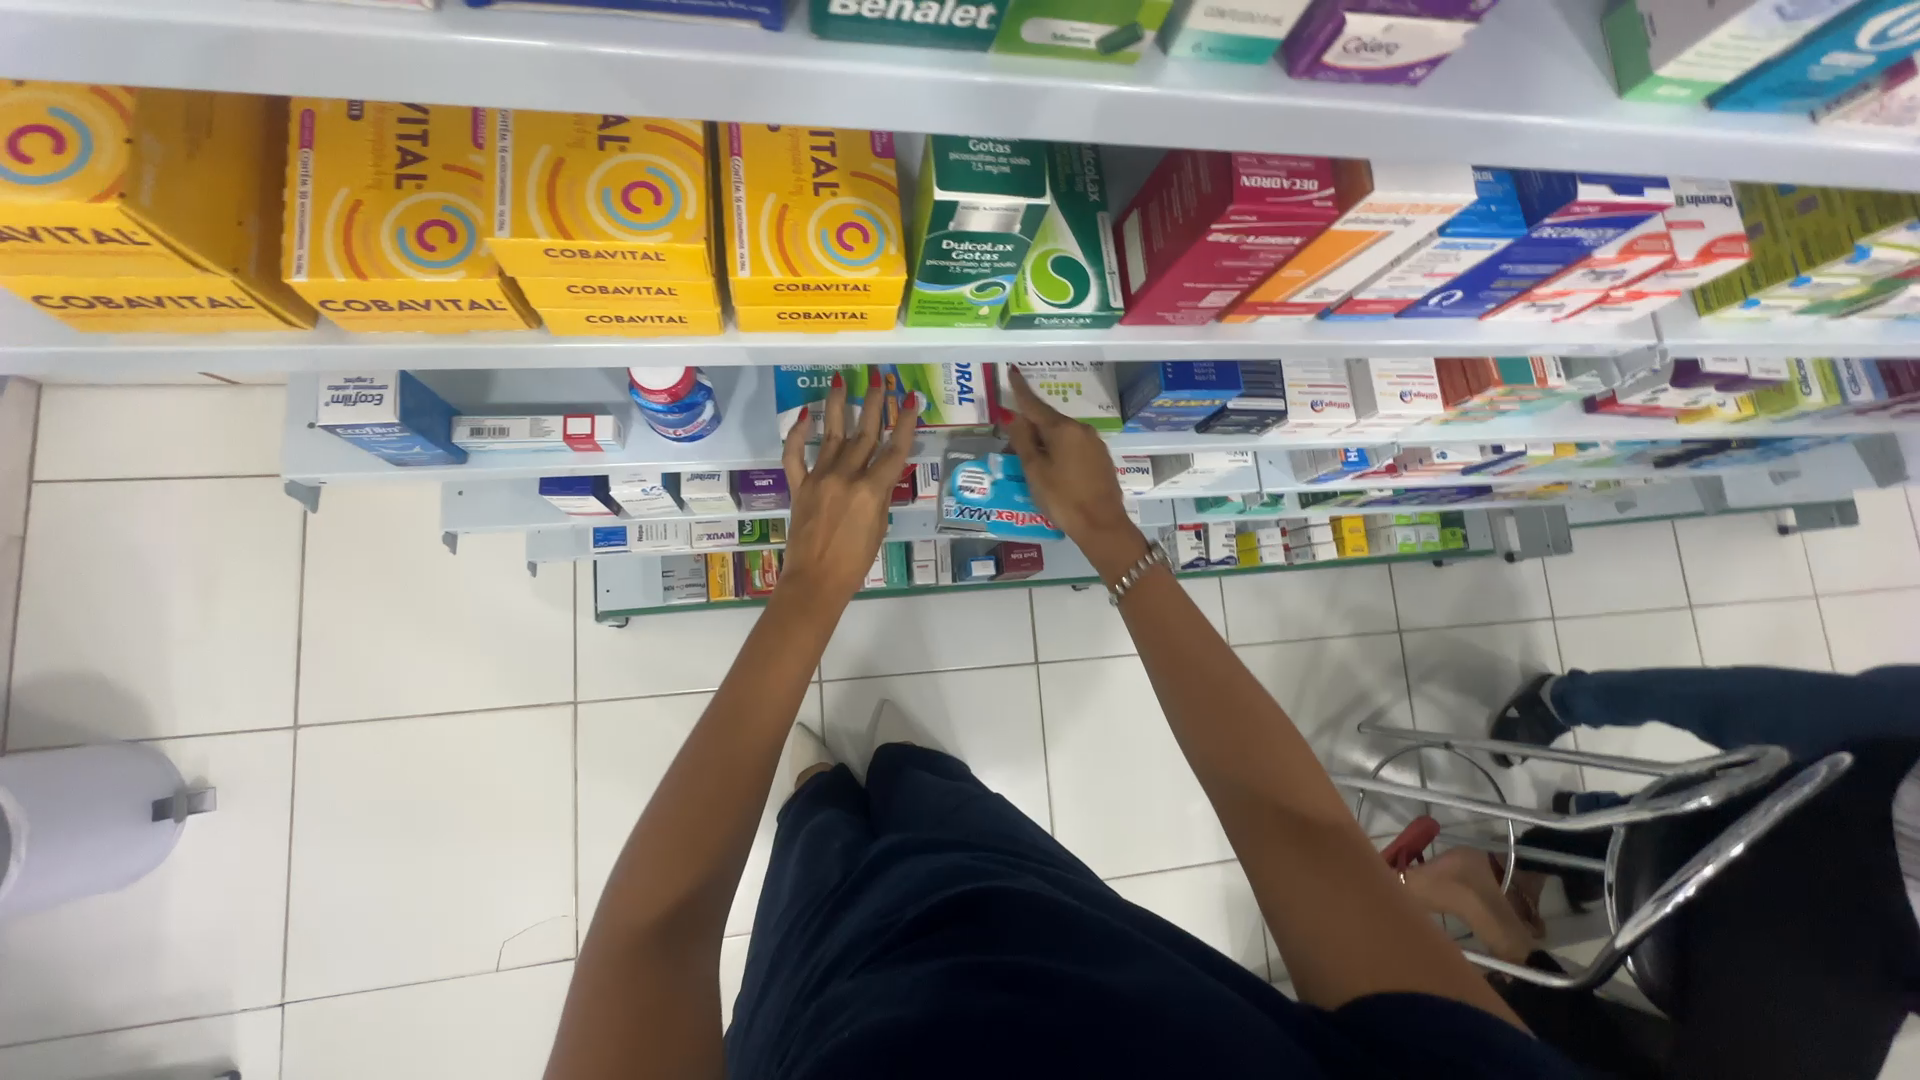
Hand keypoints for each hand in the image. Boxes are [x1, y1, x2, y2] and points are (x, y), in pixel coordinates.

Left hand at [775, 367, 921, 605]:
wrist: (815, 581)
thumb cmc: (855, 563)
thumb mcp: (879, 529)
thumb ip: (880, 497)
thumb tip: (879, 476)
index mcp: (871, 490)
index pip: (894, 450)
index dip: (905, 423)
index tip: (911, 399)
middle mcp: (846, 477)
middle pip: (864, 434)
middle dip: (874, 404)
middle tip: (880, 379)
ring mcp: (819, 479)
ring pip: (831, 435)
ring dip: (838, 406)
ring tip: (841, 381)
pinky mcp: (798, 486)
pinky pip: (795, 456)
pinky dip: (798, 435)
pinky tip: (806, 416)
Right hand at [1003, 366, 1147, 582]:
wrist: (1101, 524)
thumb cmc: (1062, 498)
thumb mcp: (1035, 471)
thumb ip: (1023, 441)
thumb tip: (1015, 417)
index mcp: (1062, 429)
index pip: (1035, 404)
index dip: (1020, 389)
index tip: (1012, 371)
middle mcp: (1081, 430)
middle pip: (1049, 421)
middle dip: (1030, 426)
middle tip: (1012, 441)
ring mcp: (1094, 444)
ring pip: (1062, 435)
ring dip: (1045, 441)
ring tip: (1030, 460)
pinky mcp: (1101, 459)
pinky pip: (1073, 447)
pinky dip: (1059, 450)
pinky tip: (1052, 467)